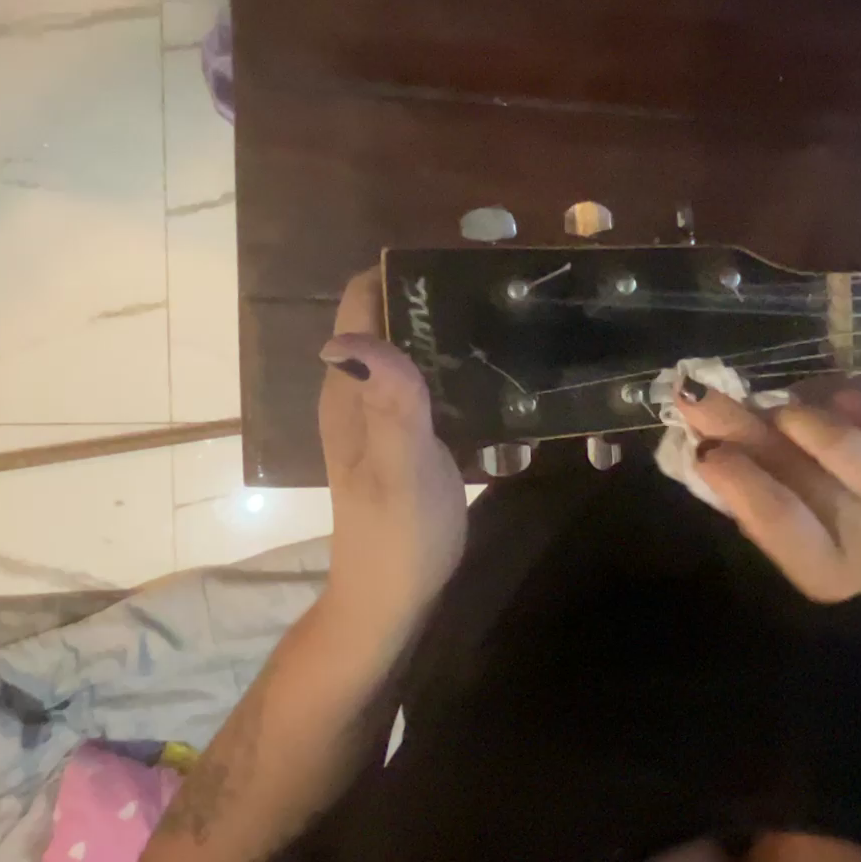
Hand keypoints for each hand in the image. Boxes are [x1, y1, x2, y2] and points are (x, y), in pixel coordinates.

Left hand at [313, 270, 467, 647]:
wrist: (391, 600)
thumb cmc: (397, 537)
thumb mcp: (400, 470)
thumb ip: (388, 405)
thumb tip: (354, 335)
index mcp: (349, 390)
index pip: (361, 302)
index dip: (401, 272)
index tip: (460, 261)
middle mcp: (360, 391)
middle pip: (392, 318)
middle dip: (437, 296)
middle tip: (502, 290)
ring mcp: (384, 414)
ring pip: (414, 349)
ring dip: (452, 330)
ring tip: (510, 319)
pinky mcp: (409, 434)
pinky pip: (431, 381)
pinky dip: (459, 367)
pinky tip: (500, 373)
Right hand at [674, 385, 860, 601]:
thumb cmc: (830, 544)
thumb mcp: (789, 546)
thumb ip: (750, 505)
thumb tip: (702, 444)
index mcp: (826, 570)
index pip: (780, 519)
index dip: (739, 480)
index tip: (701, 449)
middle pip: (803, 470)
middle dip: (739, 425)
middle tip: (694, 393)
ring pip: (844, 439)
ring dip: (792, 413)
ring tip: (771, 410)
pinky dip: (834, 399)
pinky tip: (814, 404)